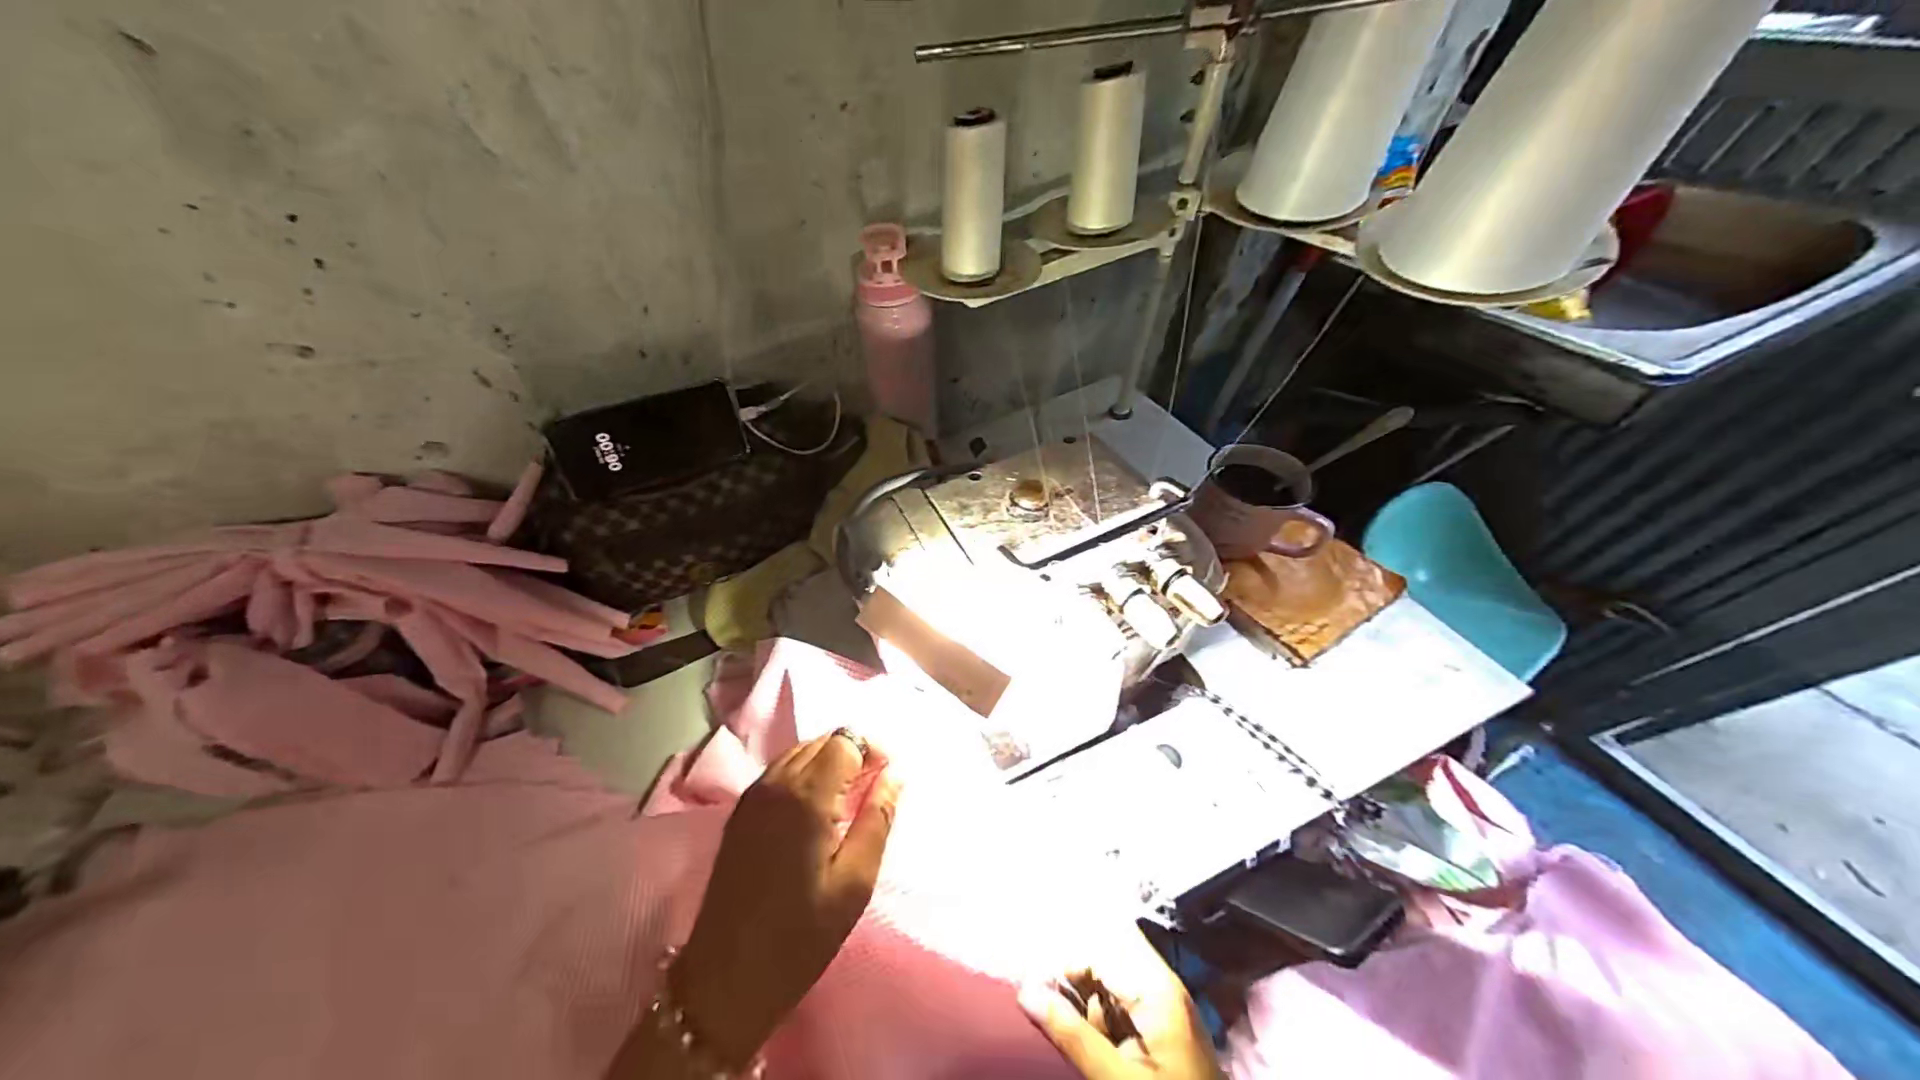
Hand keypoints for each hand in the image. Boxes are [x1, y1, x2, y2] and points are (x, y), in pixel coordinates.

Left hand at [670, 730, 900, 1067]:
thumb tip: (894, 775)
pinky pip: (780, 772)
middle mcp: (775, 783)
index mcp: (806, 796)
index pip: (845, 742)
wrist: (724, 979)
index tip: (887, 780)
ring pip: (799, 752)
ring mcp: (752, 796)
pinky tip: (815, 812)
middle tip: (872, 792)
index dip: (872, 752)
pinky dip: (804, 775)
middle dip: (852, 754)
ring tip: (847, 803)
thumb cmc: (800, 936)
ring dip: (827, 763)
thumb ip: (878, 819)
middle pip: (821, 741)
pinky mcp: (739, 813)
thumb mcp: (855, 882)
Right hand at [1019, 927, 1223, 1079]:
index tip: (1032, 991)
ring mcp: (1165, 1014)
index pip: (1100, 951)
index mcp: (1157, 990)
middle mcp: (1163, 990)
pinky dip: (1098, 1027)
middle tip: (1048, 1017)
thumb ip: (1071, 1034)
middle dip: (1073, 987)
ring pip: (1109, 991)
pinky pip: (1120, 1015)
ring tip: (1072, 1045)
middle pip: (1105, 966)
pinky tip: (1087, 1050)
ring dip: (1083, 1009)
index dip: (1065, 967)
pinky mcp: (1162, 1038)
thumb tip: (1025, 989)